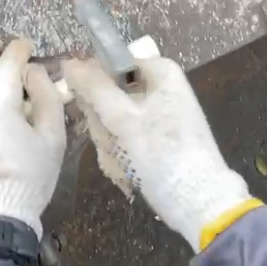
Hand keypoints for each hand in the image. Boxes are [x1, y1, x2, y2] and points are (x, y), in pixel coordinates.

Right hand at [62, 56, 252, 250]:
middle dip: (104, 124)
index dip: (94, 86)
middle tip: (114, 141)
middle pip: (107, 95)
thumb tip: (68, 62)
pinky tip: (130, 172)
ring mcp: (157, 115)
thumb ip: (93, 87)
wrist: (197, 203)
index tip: (91, 110)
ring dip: (111, 145)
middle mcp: (159, 88)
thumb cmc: (163, 155)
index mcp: (159, 71)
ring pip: (111, 121)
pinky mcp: (155, 139)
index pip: (108, 64)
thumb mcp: (123, 119)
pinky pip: (123, 139)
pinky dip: (121, 157)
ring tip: (125, 162)